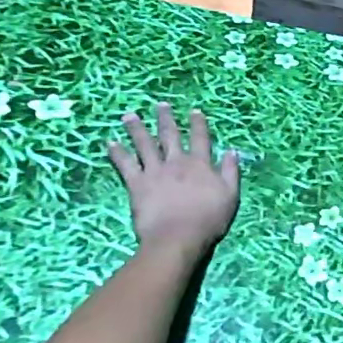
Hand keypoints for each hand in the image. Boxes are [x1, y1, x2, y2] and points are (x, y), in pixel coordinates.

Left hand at [106, 103, 239, 256]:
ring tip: (129, 116)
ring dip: (136, 128)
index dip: (197, 124)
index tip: (194, 111)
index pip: (200, 138)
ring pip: (144, 144)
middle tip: (160, 105)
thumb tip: (232, 151)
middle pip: (170, 135)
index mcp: (200, 164)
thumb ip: (231, 171)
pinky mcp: (137, 184)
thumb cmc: (208, 220)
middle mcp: (177, 162)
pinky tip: (110, 143)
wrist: (178, 237)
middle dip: (165, 119)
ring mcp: (155, 171)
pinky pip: (125, 165)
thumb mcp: (231, 195)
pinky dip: (117, 153)